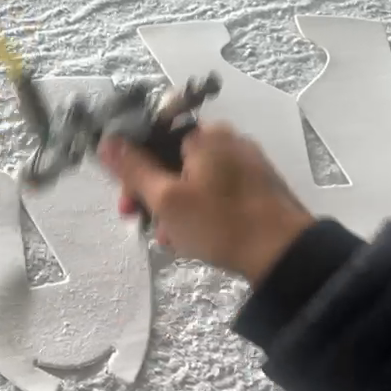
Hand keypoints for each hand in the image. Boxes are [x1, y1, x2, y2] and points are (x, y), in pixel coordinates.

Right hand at [98, 125, 314, 280]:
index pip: (154, 139)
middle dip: (152, 194)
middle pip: (172, 160)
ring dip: (173, 208)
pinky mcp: (256, 187)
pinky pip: (214, 192)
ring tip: (172, 238)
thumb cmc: (220, 223)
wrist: (283, 254)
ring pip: (192, 180)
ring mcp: (245, 163)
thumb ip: (134, 169)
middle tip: (144, 225)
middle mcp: (227, 140)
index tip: (126, 201)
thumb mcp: (167, 199)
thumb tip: (106, 140)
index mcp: (206, 136)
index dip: (132, 169)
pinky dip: (197, 211)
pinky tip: (194, 237)